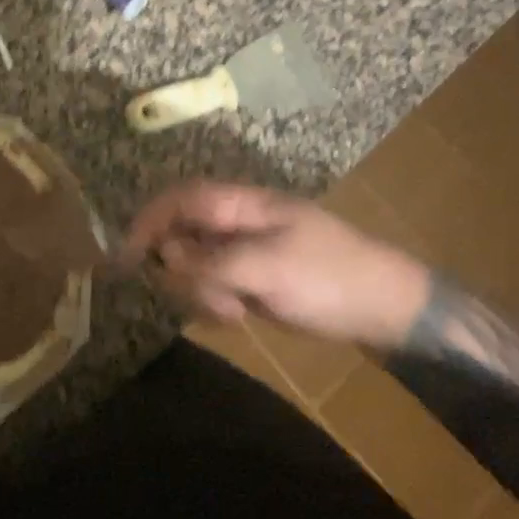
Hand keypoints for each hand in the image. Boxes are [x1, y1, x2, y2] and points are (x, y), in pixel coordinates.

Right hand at [119, 182, 432, 349]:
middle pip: (179, 236)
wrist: (392, 311)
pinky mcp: (251, 279)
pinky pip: (212, 285)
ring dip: (202, 291)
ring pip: (192, 265)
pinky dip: (215, 302)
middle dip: (183, 270)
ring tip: (235, 313)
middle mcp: (236, 223)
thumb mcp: (267, 268)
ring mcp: (244, 252)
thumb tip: (164, 258)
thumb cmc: (330, 278)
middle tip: (210, 299)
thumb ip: (209, 261)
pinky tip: (239, 317)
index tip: (127, 256)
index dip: (147, 222)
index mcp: (241, 204)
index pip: (178, 200)